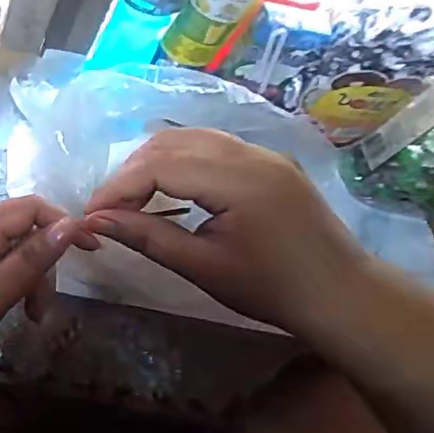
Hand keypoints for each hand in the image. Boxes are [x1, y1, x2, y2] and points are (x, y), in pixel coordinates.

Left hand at [0, 196, 94, 370]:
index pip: (32, 207)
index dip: (64, 223)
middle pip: (23, 227)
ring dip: (29, 276)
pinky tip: (15, 306)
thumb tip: (70, 224)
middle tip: (45, 303)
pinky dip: (12, 279)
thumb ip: (32, 257)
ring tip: (32, 313)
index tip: (89, 250)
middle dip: (44, 260)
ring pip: (12, 246)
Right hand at [82, 128, 371, 330]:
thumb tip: (96, 221)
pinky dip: (178, 161)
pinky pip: (210, 146)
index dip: (117, 187)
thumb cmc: (272, 289)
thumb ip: (147, 237)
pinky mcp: (266, 160)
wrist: (342, 294)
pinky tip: (168, 188)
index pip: (159, 166)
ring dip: (152, 163)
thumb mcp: (203, 267)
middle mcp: (249, 154)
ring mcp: (261, 152)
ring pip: (189, 138)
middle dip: (130, 173)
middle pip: (169, 143)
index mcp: (238, 180)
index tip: (91, 215)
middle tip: (109, 210)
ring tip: (132, 199)